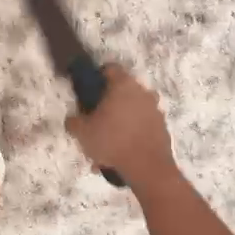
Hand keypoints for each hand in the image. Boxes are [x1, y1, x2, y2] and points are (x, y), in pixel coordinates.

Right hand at [64, 64, 176, 185]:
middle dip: (109, 103)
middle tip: (96, 121)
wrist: (147, 166)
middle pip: (122, 91)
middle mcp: (142, 91)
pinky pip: (142, 125)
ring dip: (120, 121)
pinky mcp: (162, 127)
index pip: (110, 68)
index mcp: (123, 85)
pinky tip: (121, 153)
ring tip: (107, 144)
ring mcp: (155, 109)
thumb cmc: (112, 141)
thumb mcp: (82, 133)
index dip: (97, 77)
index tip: (89, 91)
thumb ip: (73, 122)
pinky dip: (132, 134)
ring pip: (132, 110)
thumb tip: (72, 119)